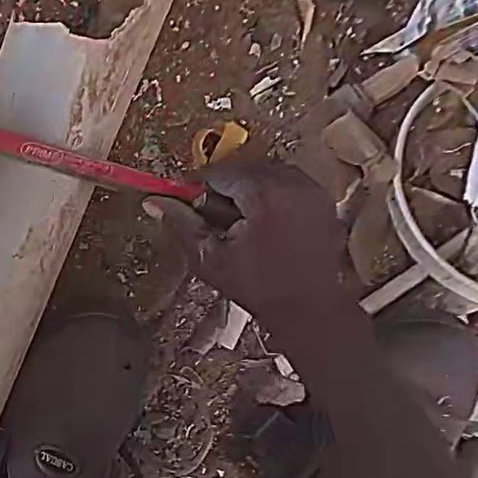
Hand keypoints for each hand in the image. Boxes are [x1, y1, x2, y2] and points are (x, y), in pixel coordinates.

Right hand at [146, 153, 359, 328]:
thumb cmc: (256, 286)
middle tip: (210, 216)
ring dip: (247, 189)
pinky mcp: (324, 200)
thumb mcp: (210, 258)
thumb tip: (153, 202)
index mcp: (263, 193)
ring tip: (236, 220)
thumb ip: (182, 225)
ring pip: (267, 173)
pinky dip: (270, 194)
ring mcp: (313, 189)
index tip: (185, 204)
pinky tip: (261, 222)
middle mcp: (292, 181)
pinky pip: (288, 183)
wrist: (308, 308)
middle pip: (244, 169)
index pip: (220, 172)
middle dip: (224, 188)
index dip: (197, 187)